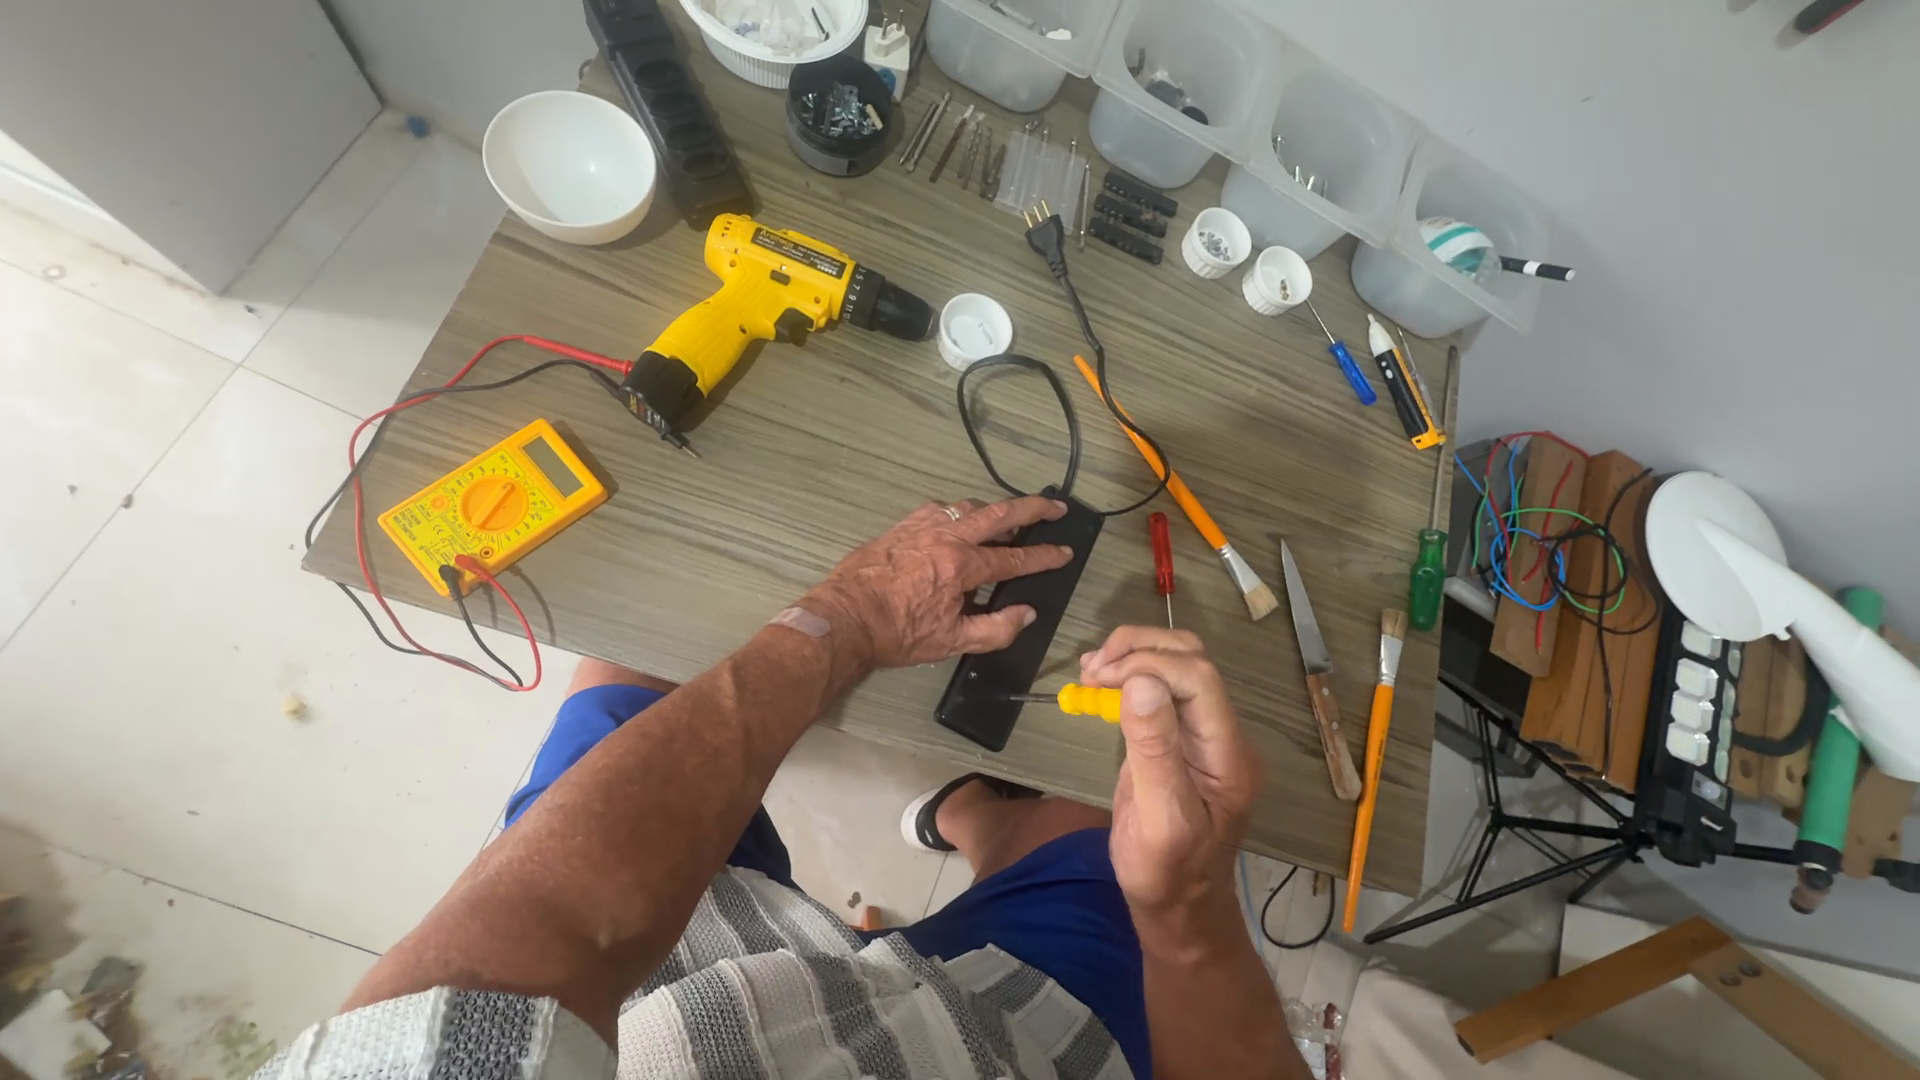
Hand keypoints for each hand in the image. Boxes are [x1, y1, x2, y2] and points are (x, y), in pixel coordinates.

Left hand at [801, 496, 1072, 669]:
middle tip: (1056, 507)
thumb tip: (1026, 613)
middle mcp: (946, 537)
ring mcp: (922, 526)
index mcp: (961, 566)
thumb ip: (995, 628)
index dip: (1044, 556)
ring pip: (968, 507)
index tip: (1065, 551)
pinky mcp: (902, 525)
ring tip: (1009, 519)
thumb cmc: (897, 633)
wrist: (845, 619)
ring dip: (994, 510)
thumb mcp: (951, 641)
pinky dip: (960, 514)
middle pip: (999, 515)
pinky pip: (940, 510)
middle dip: (1032, 509)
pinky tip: (961, 523)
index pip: (1014, 558)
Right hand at [1080, 627, 1262, 923]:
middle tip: (1091, 669)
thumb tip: (1141, 682)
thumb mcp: (1157, 820)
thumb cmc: (1166, 874)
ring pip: (1177, 664)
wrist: (1176, 906)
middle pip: (1192, 659)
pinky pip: (1161, 686)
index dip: (1148, 663)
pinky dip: (1128, 672)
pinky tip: (1097, 680)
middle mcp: (1223, 735)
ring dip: (1132, 655)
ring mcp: (1202, 733)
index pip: (1199, 678)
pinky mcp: (1179, 735)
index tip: (1099, 677)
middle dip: (1139, 650)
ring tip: (1089, 671)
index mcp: (1229, 755)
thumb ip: (1153, 750)